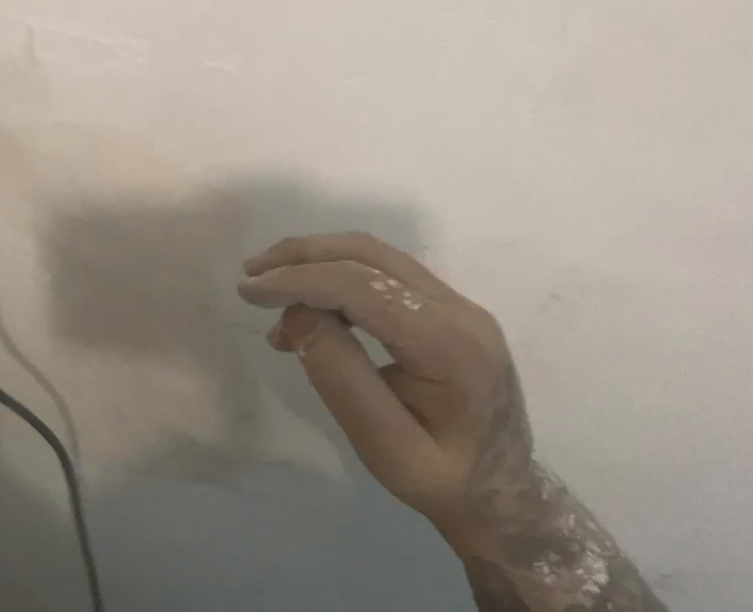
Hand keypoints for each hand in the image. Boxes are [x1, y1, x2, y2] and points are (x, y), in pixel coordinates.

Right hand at [237, 233, 535, 544]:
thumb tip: (297, 313)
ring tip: (270, 283)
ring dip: (315, 260)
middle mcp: (460, 311)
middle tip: (251, 277)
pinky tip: (310, 304)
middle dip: (300, 257)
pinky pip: (383, 271)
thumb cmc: (441, 480)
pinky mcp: (448, 308)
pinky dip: (336, 274)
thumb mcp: (384, 445)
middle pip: (366, 255)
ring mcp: (458, 306)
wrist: (504, 497)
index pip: (359, 286)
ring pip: (373, 254)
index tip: (248, 291)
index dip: (297, 280)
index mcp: (448, 346)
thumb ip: (340, 376)